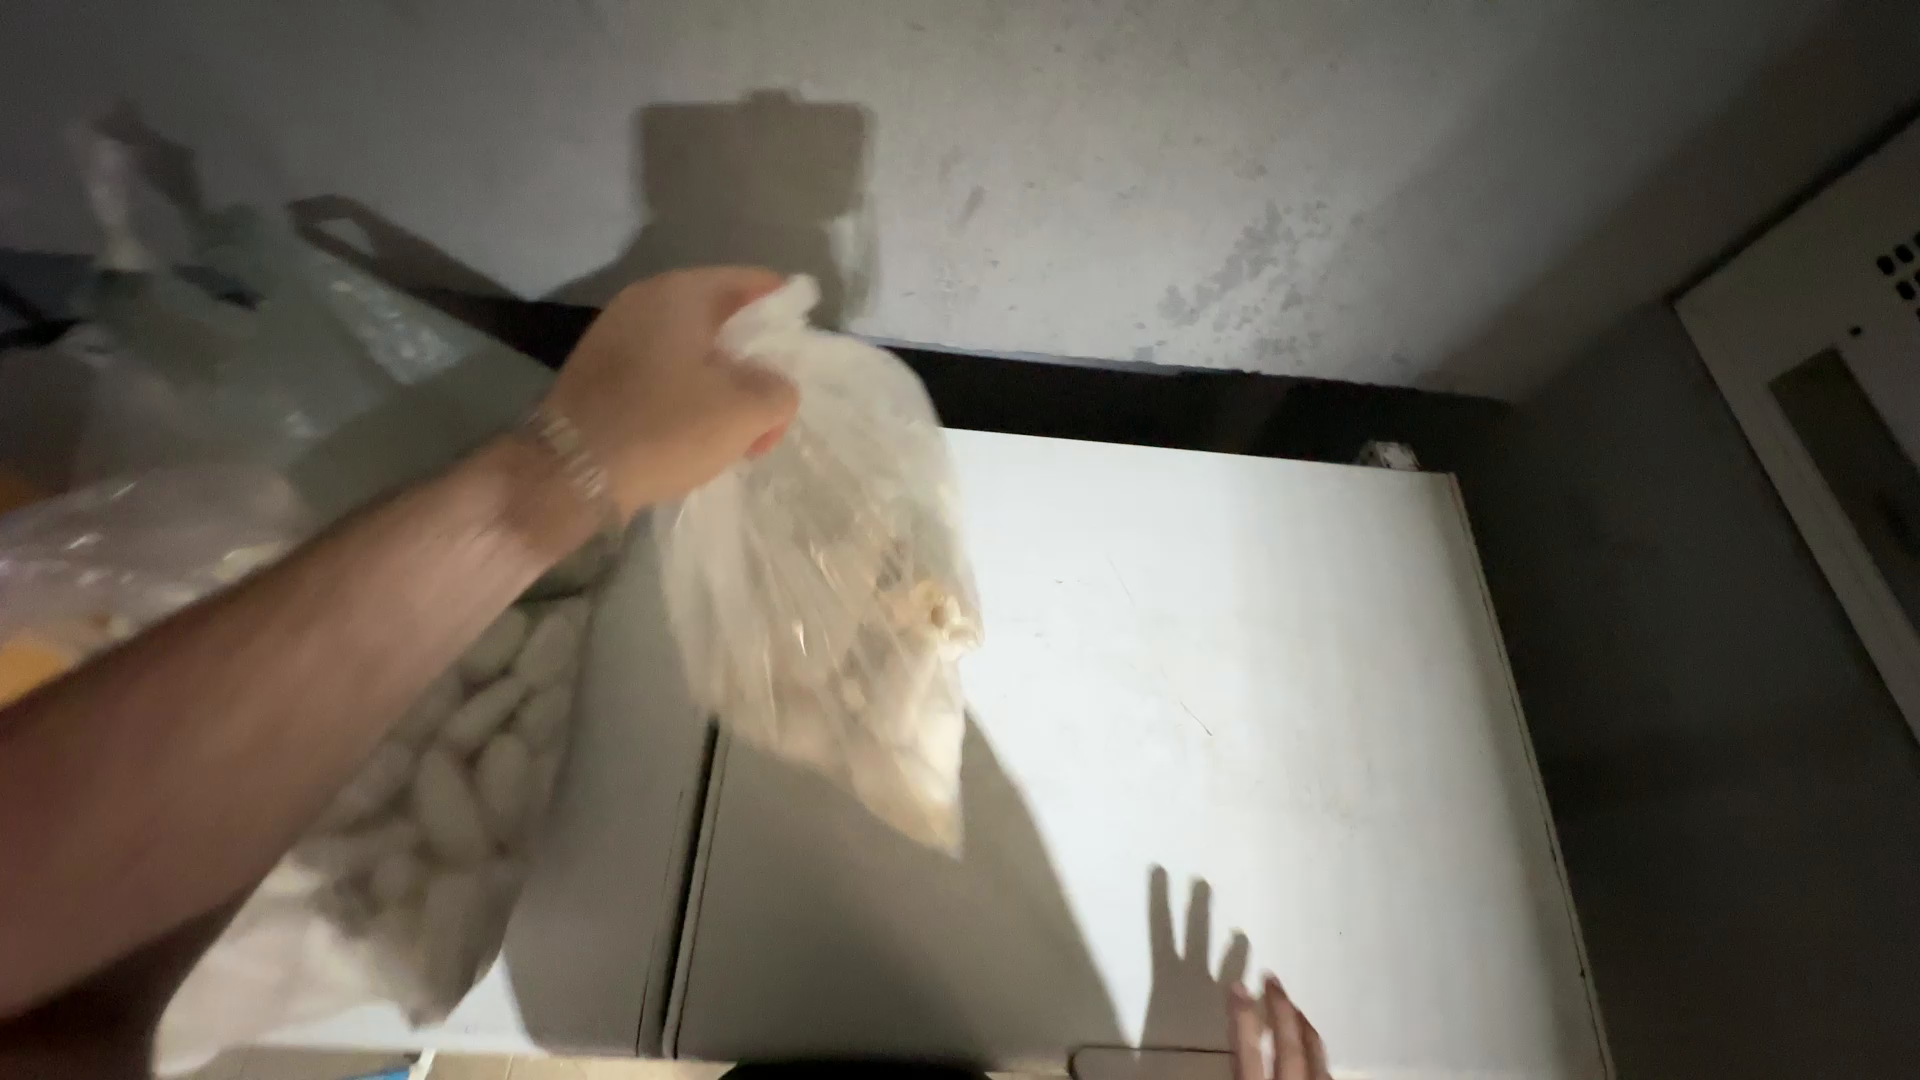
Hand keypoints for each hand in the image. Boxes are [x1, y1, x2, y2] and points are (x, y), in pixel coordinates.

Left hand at [542, 267, 800, 517]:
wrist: (572, 473)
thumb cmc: (666, 428)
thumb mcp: (748, 410)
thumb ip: (781, 388)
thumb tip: (775, 387)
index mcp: (682, 293)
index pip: (756, 284)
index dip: (788, 317)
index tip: (803, 358)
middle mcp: (646, 301)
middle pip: (727, 322)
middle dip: (757, 365)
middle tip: (771, 409)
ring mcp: (619, 335)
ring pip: (698, 353)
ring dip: (727, 388)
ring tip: (738, 433)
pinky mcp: (604, 373)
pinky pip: (668, 374)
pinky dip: (693, 398)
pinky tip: (698, 435)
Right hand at [1228, 974, 1329, 1079]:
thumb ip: (1239, 1071)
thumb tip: (1233, 1048)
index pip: (1247, 1049)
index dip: (1242, 1015)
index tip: (1237, 984)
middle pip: (1288, 1047)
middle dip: (1280, 1009)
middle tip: (1271, 977)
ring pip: (1317, 1059)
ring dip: (1305, 1029)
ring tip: (1295, 1008)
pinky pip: (1327, 1074)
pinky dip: (1319, 1056)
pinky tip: (1315, 1049)